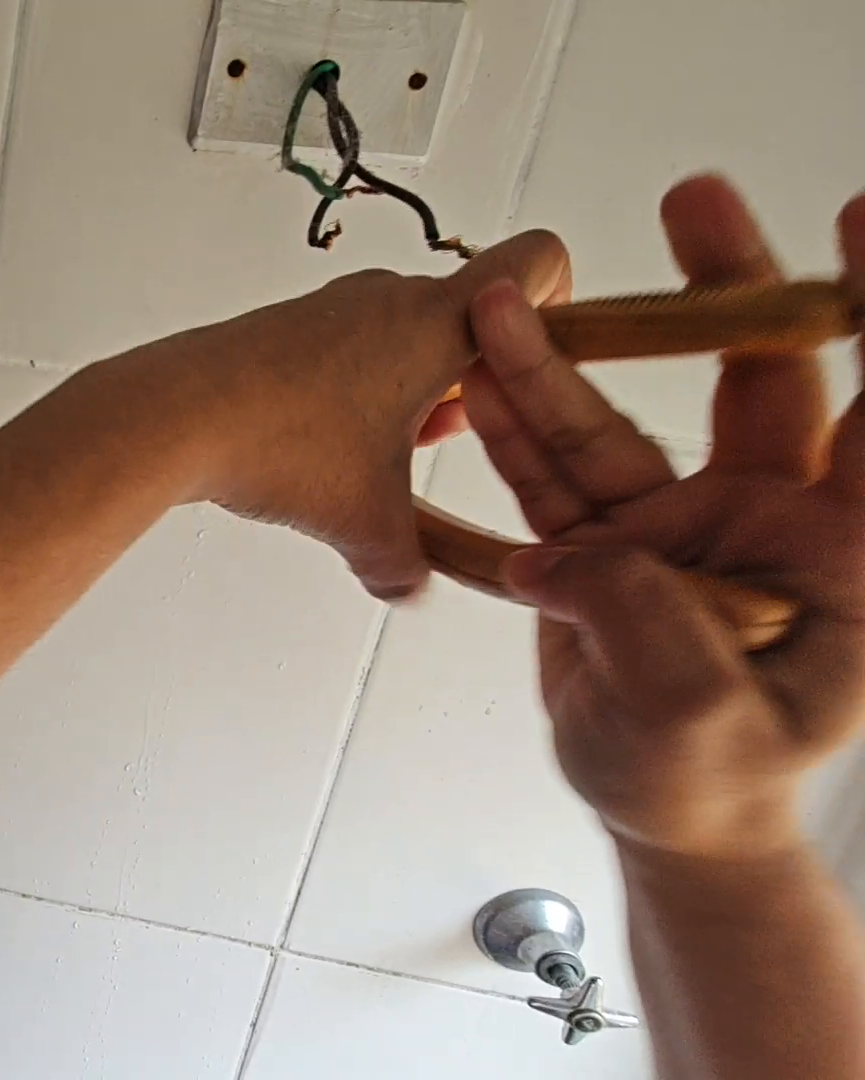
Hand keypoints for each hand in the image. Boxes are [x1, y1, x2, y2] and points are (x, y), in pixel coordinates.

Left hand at [128, 230, 570, 598]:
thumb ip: (401, 561)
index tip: (523, 365)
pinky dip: (333, 389)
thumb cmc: (275, 442)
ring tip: (364, 452)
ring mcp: (315, 313)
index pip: (533, 264)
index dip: (555, 304)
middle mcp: (377, 301)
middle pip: (454, 318)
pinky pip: (324, 350)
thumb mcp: (362, 520)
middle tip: (433, 437)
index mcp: (433, 323)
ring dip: (391, 390)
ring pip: (384, 338)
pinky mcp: (265, 333)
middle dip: (458, 380)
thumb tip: (404, 584)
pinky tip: (306, 442)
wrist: (171, 418)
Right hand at [464, 175, 864, 858]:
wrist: (652, 795)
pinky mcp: (596, 547)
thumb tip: (564, 555)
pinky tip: (477, 395)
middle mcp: (759, 522)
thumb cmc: (705, 774)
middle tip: (692, 209)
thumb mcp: (698, 712)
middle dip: (719, 294)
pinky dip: (510, 438)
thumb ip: (644, 620)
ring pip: (615, 428)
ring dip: (556, 370)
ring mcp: (668, 529)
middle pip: (753, 382)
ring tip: (499, 315)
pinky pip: (550, 480)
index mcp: (841, 550)